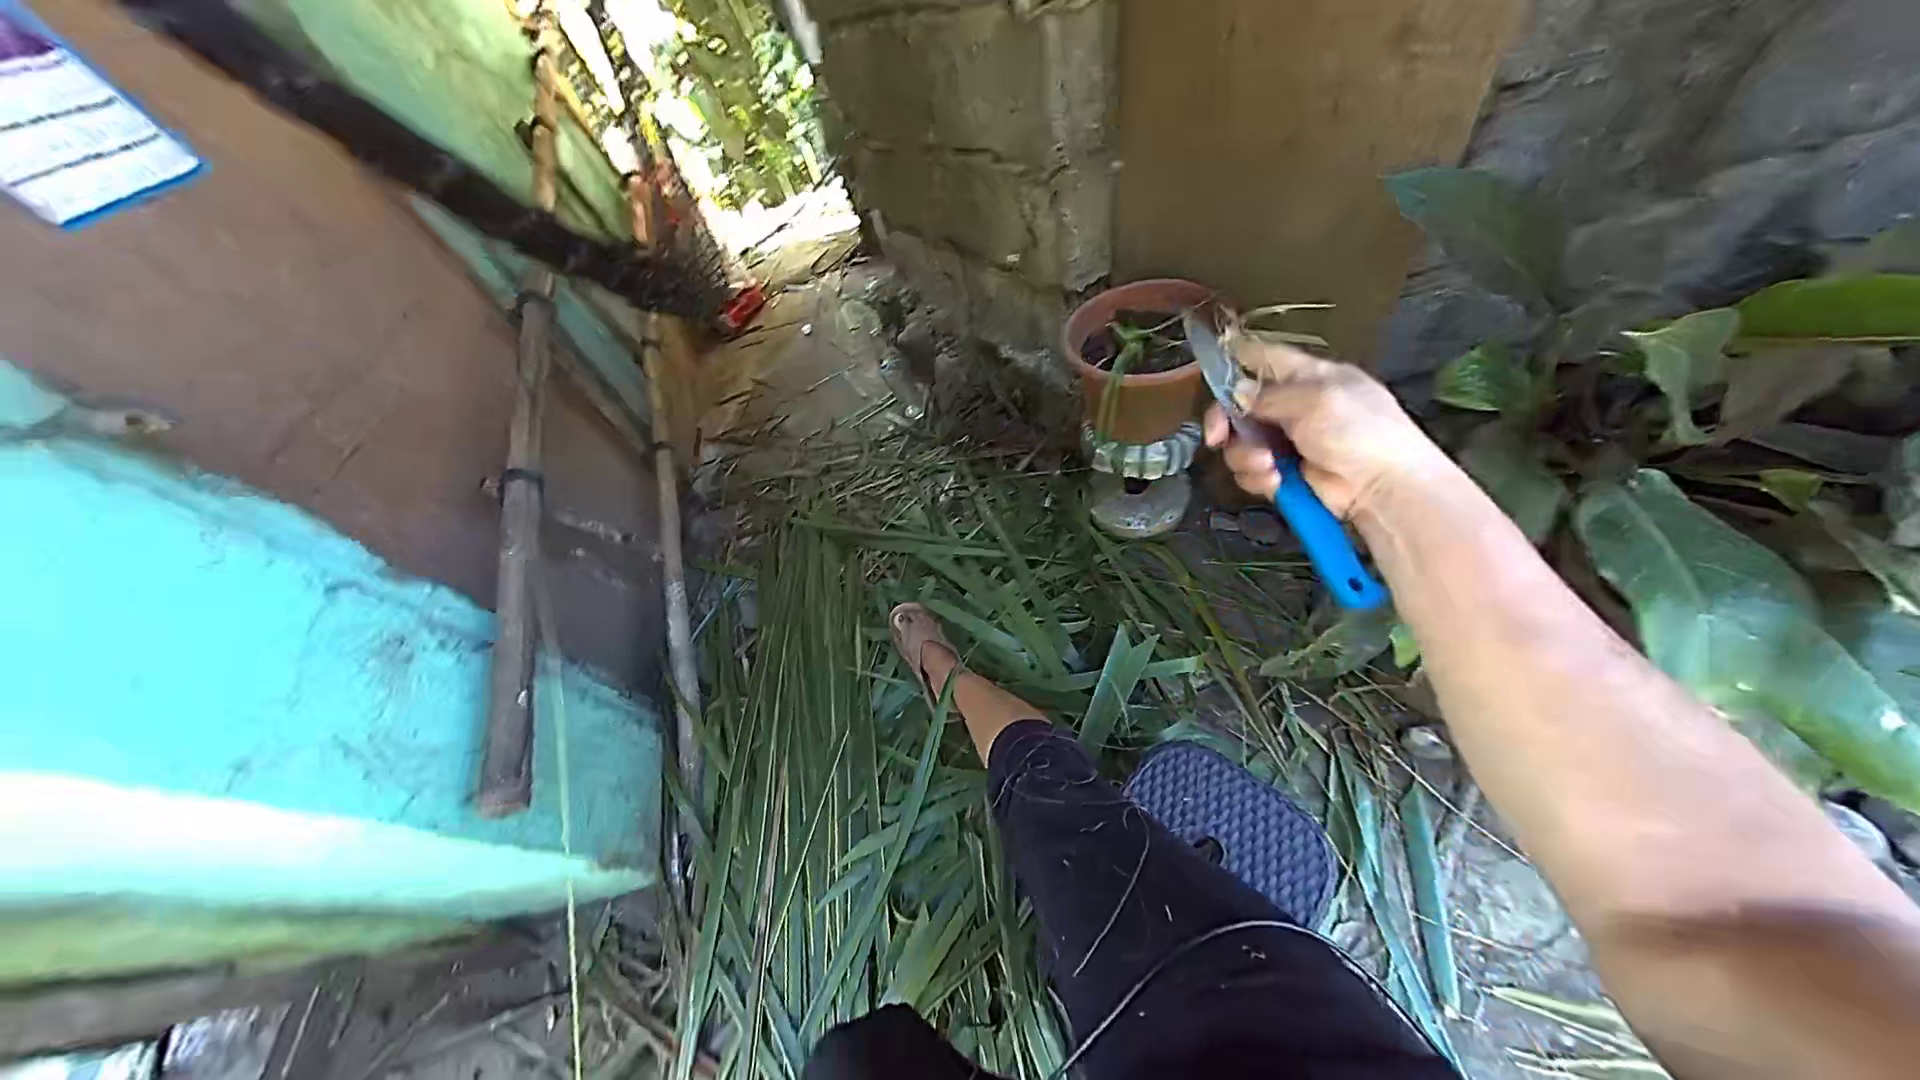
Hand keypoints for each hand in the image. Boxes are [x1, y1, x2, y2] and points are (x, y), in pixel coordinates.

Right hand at [1203, 340, 1444, 520]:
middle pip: (1238, 406)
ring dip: (1245, 455)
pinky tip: (1276, 480)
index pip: (1265, 358)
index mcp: (1309, 378)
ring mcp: (1286, 443)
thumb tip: (1236, 393)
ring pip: (1239, 443)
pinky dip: (1257, 477)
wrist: (1383, 489)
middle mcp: (1292, 407)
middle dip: (1224, 421)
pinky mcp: (1281, 474)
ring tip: (1269, 465)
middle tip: (1217, 436)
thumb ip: (1271, 395)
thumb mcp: (1318, 400)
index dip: (1236, 357)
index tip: (1211, 364)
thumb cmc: (1362, 432)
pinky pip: (1250, 471)